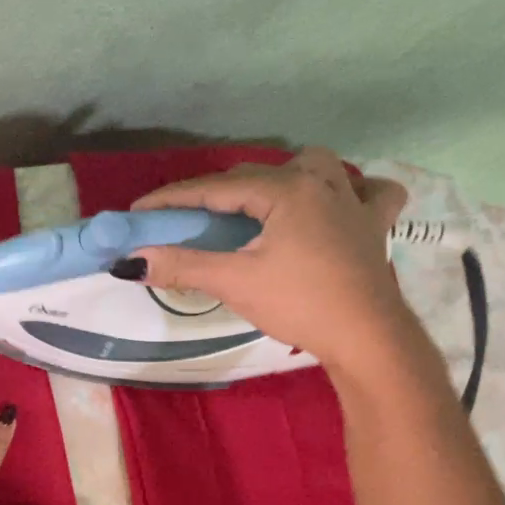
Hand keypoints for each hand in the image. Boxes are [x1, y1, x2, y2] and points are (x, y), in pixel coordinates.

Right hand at [128, 147, 417, 372]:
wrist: (365, 336)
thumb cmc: (298, 302)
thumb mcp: (233, 282)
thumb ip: (182, 265)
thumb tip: (130, 261)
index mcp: (286, 190)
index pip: (216, 188)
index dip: (172, 198)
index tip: (138, 210)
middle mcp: (321, 183)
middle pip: (257, 175)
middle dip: (216, 191)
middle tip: (184, 218)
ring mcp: (355, 201)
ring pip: (315, 167)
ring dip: (283, 177)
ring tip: (260, 202)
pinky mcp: (374, 224)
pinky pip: (368, 191)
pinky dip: (351, 192)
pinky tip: (336, 206)